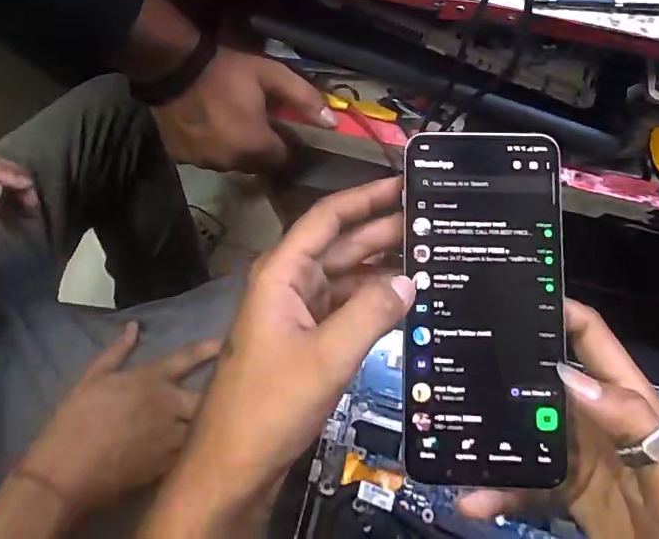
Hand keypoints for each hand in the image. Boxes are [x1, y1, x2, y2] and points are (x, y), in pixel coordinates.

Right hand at [18, 322, 220, 514]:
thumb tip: (132, 327)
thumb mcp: (91, 380)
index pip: (187, 357)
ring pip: (199, 427)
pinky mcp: (161, 466)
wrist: (60, 476)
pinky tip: (193, 450)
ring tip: (215, 419)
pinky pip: (186, 456)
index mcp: (151, 379)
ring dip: (205, 422)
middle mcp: (167, 404)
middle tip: (223, 391)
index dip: (208, 348)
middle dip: (215, 394)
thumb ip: (116, 353)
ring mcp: (167, 437)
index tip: (224, 344)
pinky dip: (190, 451)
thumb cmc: (73, 422)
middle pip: (205, 396)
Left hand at [144, 175, 411, 533]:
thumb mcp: (326, 358)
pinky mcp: (308, 336)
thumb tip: (412, 280)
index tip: (403, 184)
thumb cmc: (269, 406)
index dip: (366, 196)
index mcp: (283, 272)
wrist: (230, 473)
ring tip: (427, 253)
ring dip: (383, 265)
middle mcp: (290, 281)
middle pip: (342, 243)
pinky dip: (375, 298)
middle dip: (384, 229)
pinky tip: (406, 298)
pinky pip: (347, 304)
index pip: (329, 217)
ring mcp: (299, 309)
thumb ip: (371, 313)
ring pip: (348, 274)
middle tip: (429, 218)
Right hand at [151, 49, 335, 172]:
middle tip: (260, 120)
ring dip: (237, 148)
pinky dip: (212, 146)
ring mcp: (201, 162)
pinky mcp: (179, 157)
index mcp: (254, 147)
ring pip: (231, 162)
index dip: (287, 144)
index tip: (285, 127)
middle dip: (263, 147)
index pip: (282, 160)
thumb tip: (332, 123)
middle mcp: (228, 163)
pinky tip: (211, 124)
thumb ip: (304, 99)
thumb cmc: (229, 71)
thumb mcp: (273, 76)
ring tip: (234, 121)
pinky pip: (206, 157)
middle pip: (257, 164)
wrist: (173, 67)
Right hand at [458, 300, 658, 538]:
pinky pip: (530, 483)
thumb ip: (634, 425)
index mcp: (629, 399)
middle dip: (513, 366)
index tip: (515, 293)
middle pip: (550, 377)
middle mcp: (601, 419)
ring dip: (499, 433)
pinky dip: (502, 489)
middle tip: (465, 360)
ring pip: (532, 430)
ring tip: (459, 436)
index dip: (559, 307)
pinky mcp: (573, 496)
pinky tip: (476, 498)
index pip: (591, 337)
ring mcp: (584, 457)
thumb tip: (571, 376)